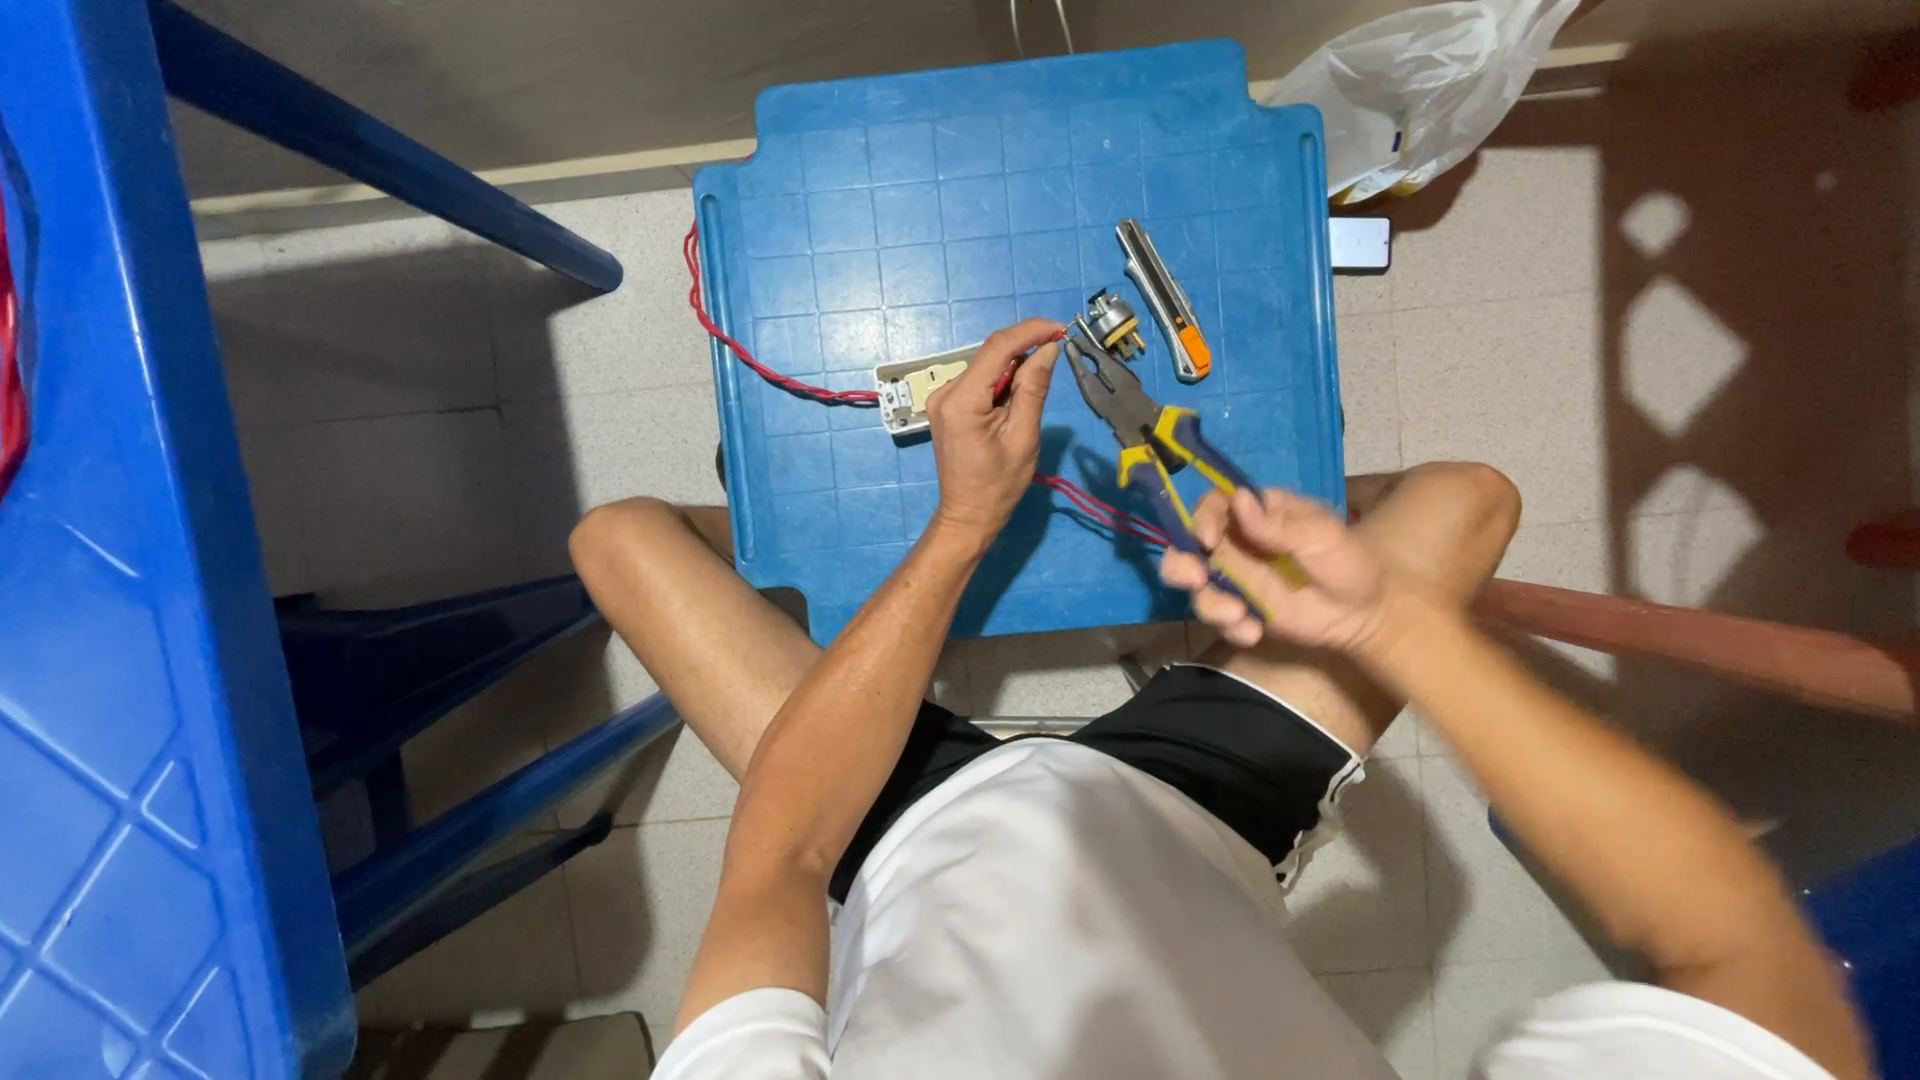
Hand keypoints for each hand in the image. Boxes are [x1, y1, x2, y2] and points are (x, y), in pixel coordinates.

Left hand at [926, 318, 1062, 542]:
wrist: (968, 515)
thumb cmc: (999, 485)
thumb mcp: (1024, 436)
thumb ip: (1033, 389)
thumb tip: (1048, 349)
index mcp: (962, 400)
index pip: (998, 347)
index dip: (1031, 331)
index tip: (1060, 329)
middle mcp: (945, 392)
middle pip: (991, 355)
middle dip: (1025, 352)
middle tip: (1057, 357)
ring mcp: (942, 398)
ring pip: (986, 367)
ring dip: (1014, 370)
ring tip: (1032, 397)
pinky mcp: (946, 406)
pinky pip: (979, 382)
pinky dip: (1001, 383)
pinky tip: (1014, 403)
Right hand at [1159, 487, 1389, 651]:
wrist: (1367, 611)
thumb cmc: (1348, 561)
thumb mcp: (1322, 537)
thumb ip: (1279, 524)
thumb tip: (1239, 500)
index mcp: (1254, 513)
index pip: (1212, 506)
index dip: (1201, 519)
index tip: (1207, 540)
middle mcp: (1235, 542)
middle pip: (1187, 546)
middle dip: (1181, 564)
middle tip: (1196, 579)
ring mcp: (1233, 578)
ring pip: (1195, 586)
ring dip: (1208, 602)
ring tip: (1236, 616)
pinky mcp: (1238, 610)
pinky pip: (1218, 618)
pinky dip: (1229, 627)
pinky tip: (1253, 632)